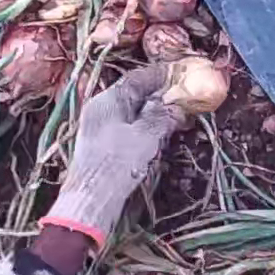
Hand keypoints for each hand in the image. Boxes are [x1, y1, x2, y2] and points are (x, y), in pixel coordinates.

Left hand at [43, 65, 181, 247]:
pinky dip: (145, 128)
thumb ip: (162, 116)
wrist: (92, 198)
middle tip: (183, 99)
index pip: (137, 79)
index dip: (160, 76)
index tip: (181, 76)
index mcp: (108, 100)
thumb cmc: (116, 162)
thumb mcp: (145, 136)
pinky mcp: (102, 145)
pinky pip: (127, 128)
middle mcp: (101, 109)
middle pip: (134, 95)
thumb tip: (177, 105)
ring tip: (176, 118)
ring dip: (154, 114)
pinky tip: (158, 136)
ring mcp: (99, 127)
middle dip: (159, 97)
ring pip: (131, 113)